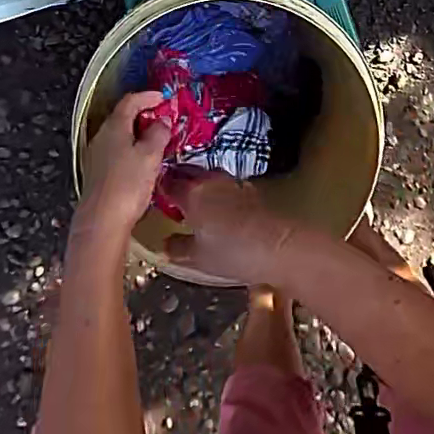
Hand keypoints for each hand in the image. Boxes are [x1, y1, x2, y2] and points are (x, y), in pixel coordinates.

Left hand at [76, 91, 169, 239]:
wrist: (101, 222)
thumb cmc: (128, 184)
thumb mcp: (150, 156)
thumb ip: (158, 134)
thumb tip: (162, 120)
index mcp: (114, 126)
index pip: (130, 101)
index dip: (148, 96)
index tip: (164, 97)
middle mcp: (101, 136)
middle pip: (123, 116)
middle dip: (143, 114)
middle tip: (163, 118)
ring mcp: (97, 154)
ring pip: (120, 134)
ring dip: (138, 132)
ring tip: (157, 139)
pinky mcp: (97, 172)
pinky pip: (117, 150)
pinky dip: (131, 148)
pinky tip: (142, 161)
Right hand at [160, 173, 302, 285]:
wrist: (279, 246)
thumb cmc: (233, 252)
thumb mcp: (199, 258)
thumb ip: (178, 248)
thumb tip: (165, 245)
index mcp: (192, 193)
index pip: (169, 183)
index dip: (159, 187)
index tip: (154, 194)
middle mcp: (209, 181)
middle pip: (188, 175)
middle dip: (179, 183)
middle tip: (172, 198)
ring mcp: (231, 183)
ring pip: (207, 178)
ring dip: (199, 186)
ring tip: (195, 204)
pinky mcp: (248, 190)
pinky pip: (225, 187)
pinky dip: (217, 193)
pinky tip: (219, 209)